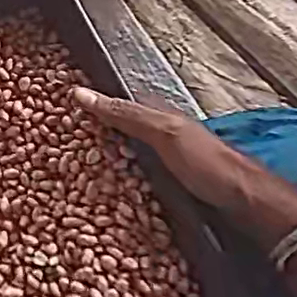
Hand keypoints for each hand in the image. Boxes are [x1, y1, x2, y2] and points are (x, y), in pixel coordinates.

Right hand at [68, 86, 296, 247]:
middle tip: (52, 151)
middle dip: (85, 140)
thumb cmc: (206, 163)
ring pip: (119, 158)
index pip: (113, 105)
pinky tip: (99, 194)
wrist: (244, 203)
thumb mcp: (161, 133)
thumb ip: (124, 114)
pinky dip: (112, 184)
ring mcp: (160, 163)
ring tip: (65, 175)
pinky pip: (128, 180)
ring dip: (96, 166)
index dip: (87, 108)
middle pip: (113, 133)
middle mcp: (156, 137)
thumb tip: (79, 93)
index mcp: (155, 116)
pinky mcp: (163, 187)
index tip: (54, 113)